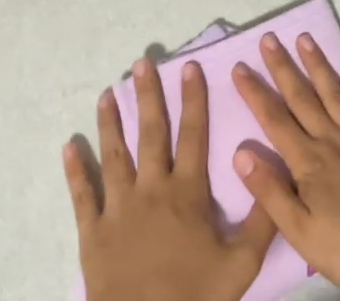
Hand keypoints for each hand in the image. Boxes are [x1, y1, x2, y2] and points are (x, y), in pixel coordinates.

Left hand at [65, 57, 276, 300]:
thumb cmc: (195, 297)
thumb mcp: (241, 265)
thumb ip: (261, 219)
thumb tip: (271, 171)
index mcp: (187, 193)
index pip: (193, 135)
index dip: (193, 99)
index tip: (189, 67)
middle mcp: (151, 190)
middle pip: (151, 134)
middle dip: (148, 96)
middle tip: (142, 63)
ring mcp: (118, 209)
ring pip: (114, 155)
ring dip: (110, 122)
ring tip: (106, 92)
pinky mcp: (92, 232)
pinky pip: (82, 194)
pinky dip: (75, 169)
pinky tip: (69, 145)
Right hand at [232, 33, 339, 300]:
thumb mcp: (298, 231)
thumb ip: (269, 190)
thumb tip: (240, 153)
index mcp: (308, 161)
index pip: (274, 119)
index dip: (255, 92)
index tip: (239, 67)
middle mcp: (332, 140)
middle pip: (302, 97)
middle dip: (283, 67)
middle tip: (269, 38)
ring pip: (334, 93)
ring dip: (318, 64)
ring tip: (305, 38)